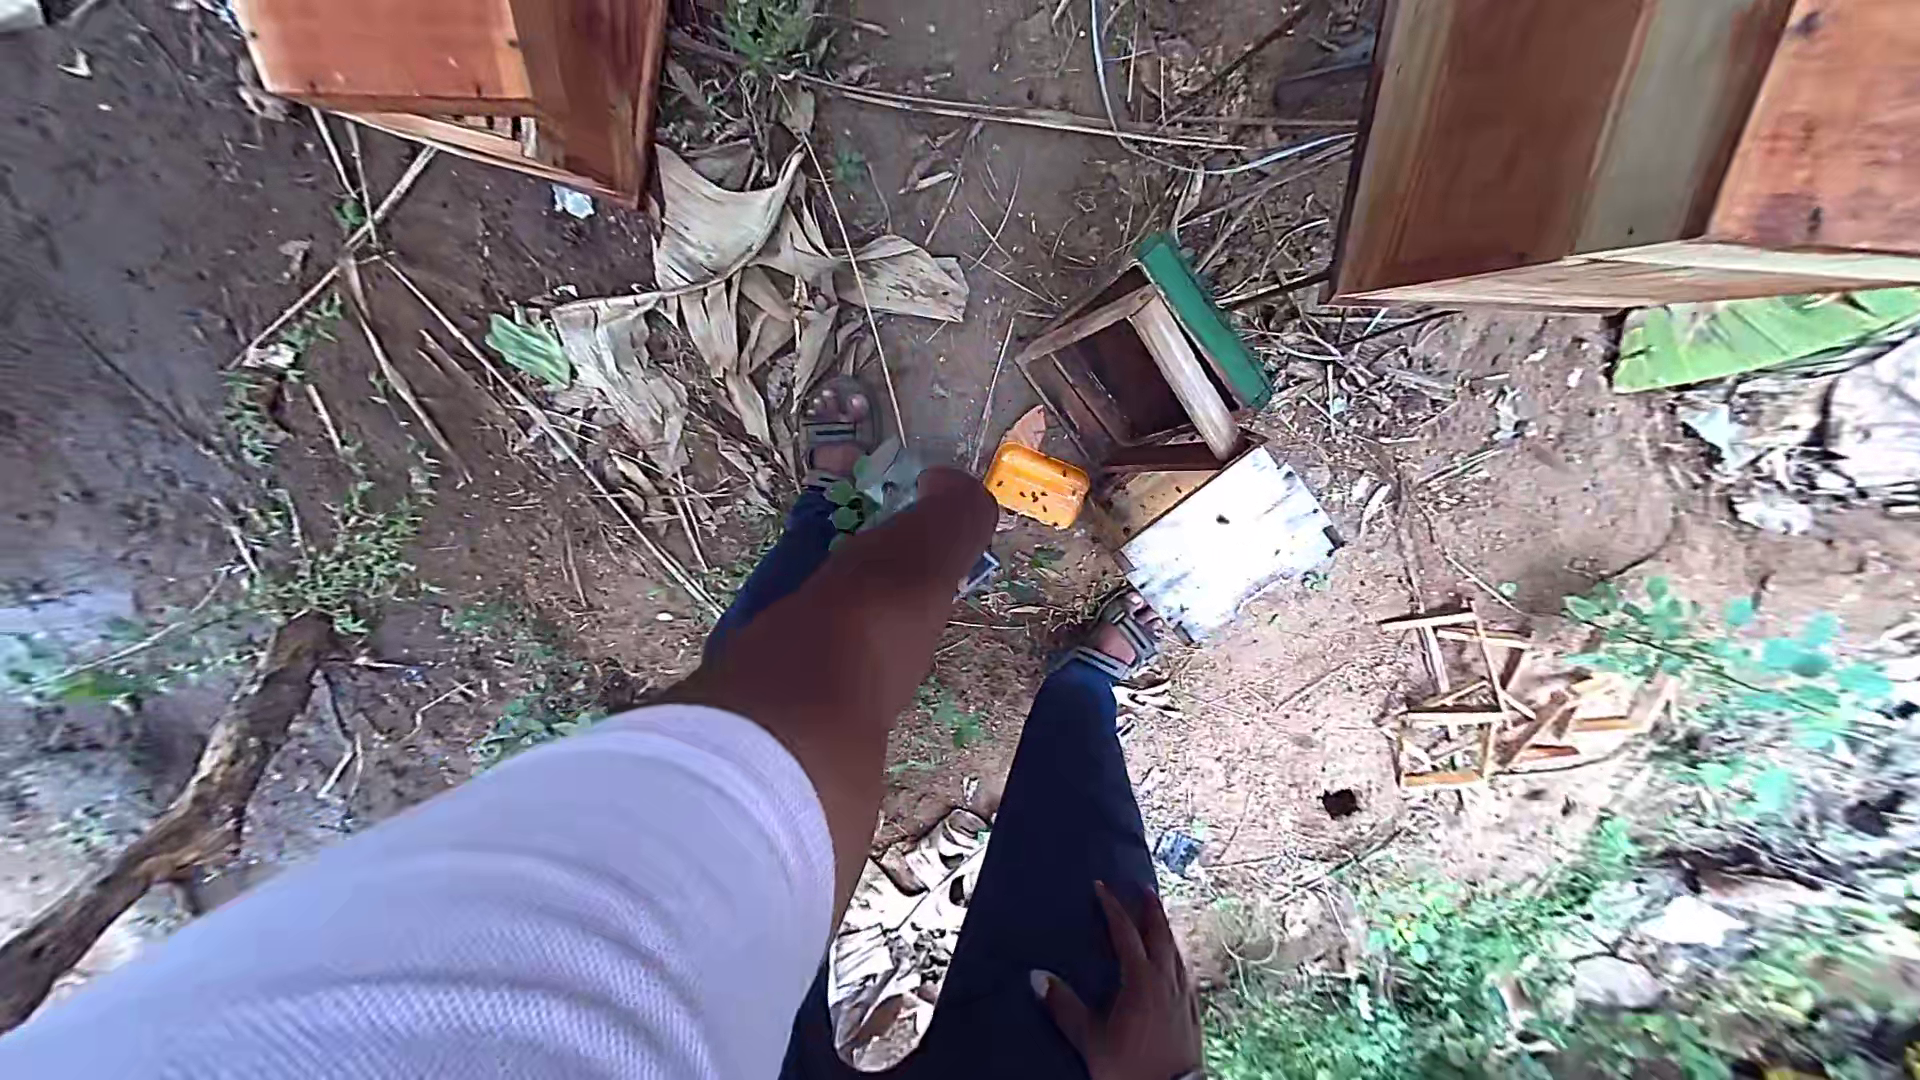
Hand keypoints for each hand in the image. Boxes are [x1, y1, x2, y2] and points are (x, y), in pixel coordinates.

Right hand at [1033, 880, 1202, 1079]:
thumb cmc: (1130, 1070)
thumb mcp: (1091, 1041)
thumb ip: (1064, 1006)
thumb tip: (1037, 976)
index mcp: (1141, 979)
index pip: (1125, 932)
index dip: (1112, 907)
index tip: (1101, 887)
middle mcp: (1166, 981)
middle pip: (1159, 935)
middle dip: (1151, 910)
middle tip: (1144, 889)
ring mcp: (1184, 998)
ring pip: (1176, 953)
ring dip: (1166, 931)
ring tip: (1160, 919)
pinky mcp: (1194, 1017)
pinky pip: (1186, 976)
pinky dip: (1178, 960)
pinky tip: (1177, 965)